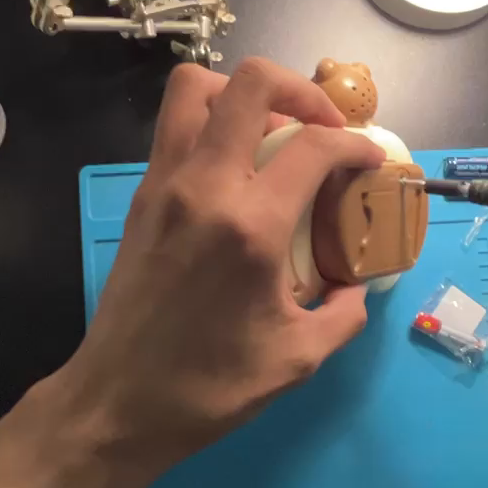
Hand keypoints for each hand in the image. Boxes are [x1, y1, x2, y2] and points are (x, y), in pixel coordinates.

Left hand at [46, 59, 385, 487]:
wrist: (117, 404)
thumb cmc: (209, 387)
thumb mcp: (297, 359)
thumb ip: (343, 314)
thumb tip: (356, 288)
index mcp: (250, 226)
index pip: (313, 145)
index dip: (355, 143)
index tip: (369, 160)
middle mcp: (203, 187)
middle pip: (248, 83)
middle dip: (298, 89)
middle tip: (321, 127)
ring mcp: (163, 185)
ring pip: (195, 89)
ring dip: (242, 95)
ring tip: (272, 134)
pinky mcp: (141, 197)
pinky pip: (176, 128)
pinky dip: (212, 125)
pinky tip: (237, 173)